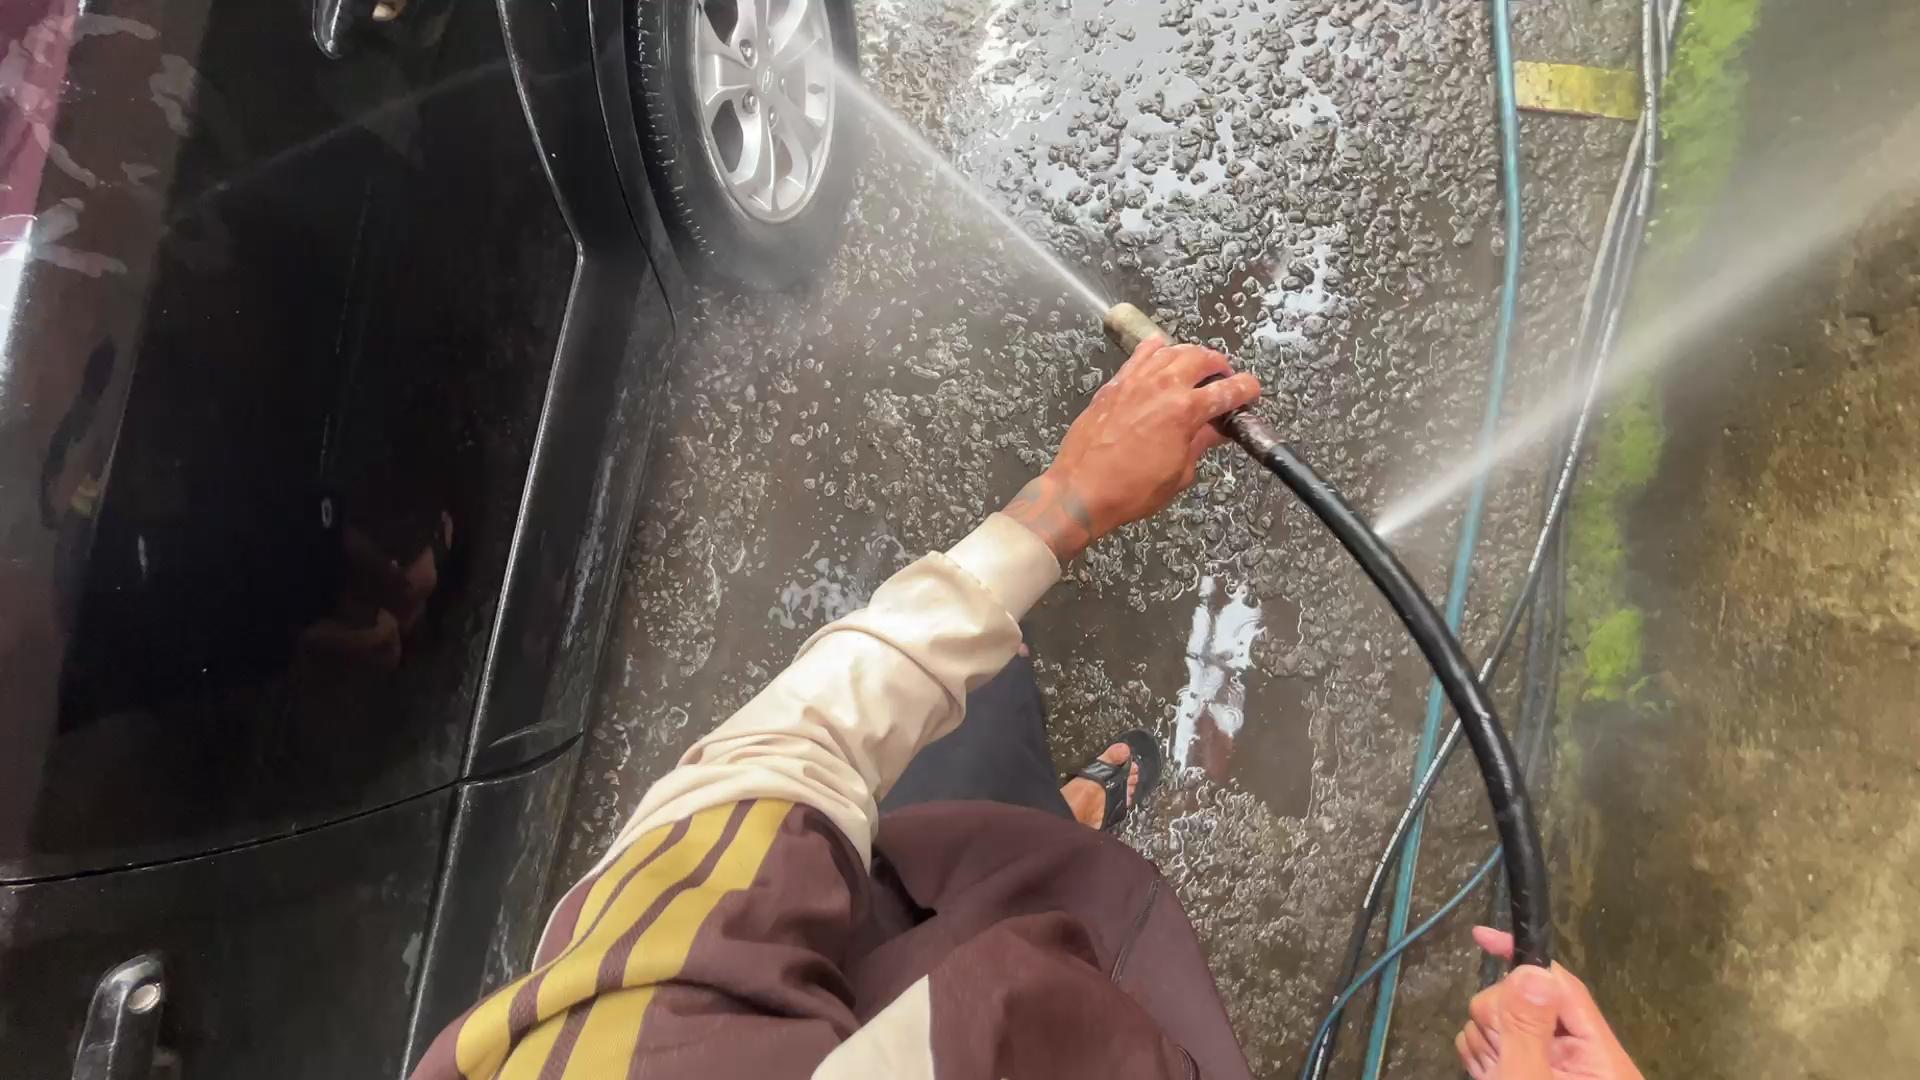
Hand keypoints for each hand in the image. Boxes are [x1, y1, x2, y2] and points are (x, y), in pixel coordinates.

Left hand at [1003, 336, 1259, 560]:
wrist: (1081, 490)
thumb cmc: (1130, 490)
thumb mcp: (1179, 474)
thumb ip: (1200, 444)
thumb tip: (1215, 430)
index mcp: (1185, 411)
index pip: (1228, 390)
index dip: (1246, 390)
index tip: (1250, 393)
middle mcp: (1161, 387)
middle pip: (1201, 358)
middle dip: (1219, 366)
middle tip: (1222, 380)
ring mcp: (1134, 382)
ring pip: (1171, 350)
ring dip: (1189, 355)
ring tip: (1194, 368)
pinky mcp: (1113, 385)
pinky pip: (1138, 355)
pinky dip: (1155, 350)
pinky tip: (1160, 352)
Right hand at [1457, 928, 1642, 1079]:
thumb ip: (1527, 1026)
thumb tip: (1531, 969)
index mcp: (1599, 1058)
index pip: (1562, 986)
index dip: (1523, 955)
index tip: (1480, 936)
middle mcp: (1581, 1059)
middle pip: (1524, 1000)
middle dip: (1496, 1018)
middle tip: (1496, 1055)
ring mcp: (1554, 1068)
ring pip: (1503, 1020)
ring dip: (1486, 1041)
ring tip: (1492, 1074)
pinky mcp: (1530, 1073)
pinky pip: (1495, 1041)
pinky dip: (1483, 1054)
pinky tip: (1488, 1075)